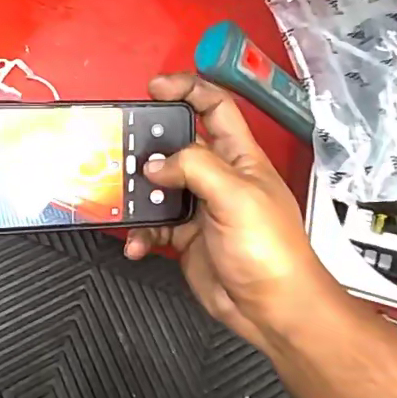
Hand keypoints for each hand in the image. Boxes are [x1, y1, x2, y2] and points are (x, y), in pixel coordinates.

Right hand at [124, 74, 341, 350]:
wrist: (272, 309)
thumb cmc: (272, 252)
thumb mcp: (237, 196)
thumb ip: (195, 168)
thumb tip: (158, 163)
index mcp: (239, 157)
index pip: (215, 108)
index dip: (188, 89)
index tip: (155, 87)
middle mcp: (218, 177)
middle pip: (178, 146)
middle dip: (150, 144)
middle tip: (124, 146)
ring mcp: (201, 207)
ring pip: (159, 186)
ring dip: (138, 194)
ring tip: (124, 200)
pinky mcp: (186, 237)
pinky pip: (154, 225)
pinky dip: (140, 233)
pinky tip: (137, 242)